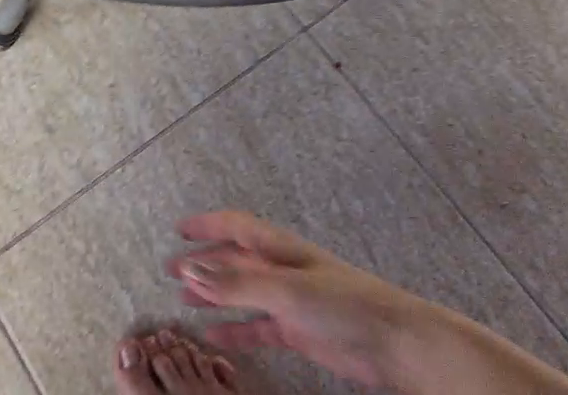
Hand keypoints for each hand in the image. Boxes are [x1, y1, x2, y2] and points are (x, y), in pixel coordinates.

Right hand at [169, 211, 425, 389]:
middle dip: (203, 261)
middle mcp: (280, 268)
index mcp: (277, 247)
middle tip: (171, 268)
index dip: (206, 225)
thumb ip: (235, 284)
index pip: (234, 226)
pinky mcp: (297, 331)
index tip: (179, 229)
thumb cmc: (344, 303)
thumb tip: (189, 272)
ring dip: (213, 293)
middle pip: (233, 259)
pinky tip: (214, 335)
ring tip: (184, 299)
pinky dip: (234, 328)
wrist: (396, 342)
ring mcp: (288, 300)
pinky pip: (256, 326)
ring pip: (240, 292)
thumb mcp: (284, 290)